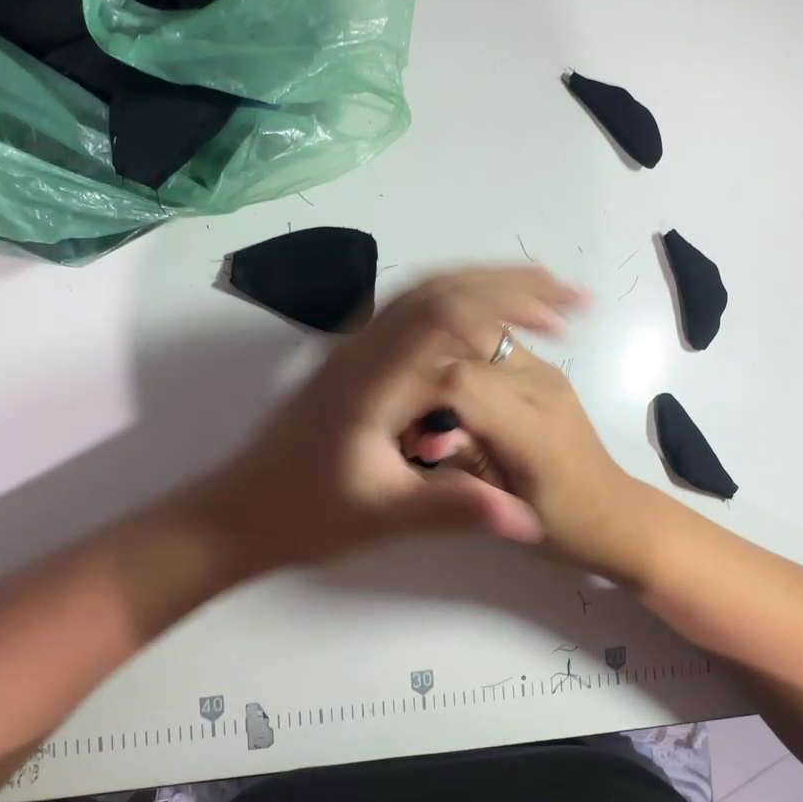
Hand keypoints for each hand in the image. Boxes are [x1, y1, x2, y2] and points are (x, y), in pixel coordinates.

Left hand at [185, 267, 582, 574]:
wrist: (236, 513)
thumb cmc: (305, 516)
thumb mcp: (383, 517)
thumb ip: (455, 508)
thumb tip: (530, 519)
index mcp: (372, 379)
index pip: (448, 315)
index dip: (511, 306)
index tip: (562, 321)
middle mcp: (361, 348)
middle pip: (440, 286)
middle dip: (508, 282)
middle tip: (567, 291)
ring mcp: (350, 348)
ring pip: (421, 290)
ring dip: (481, 282)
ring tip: (535, 290)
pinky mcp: (348, 359)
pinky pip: (408, 309)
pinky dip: (454, 298)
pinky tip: (478, 318)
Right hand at [420, 347, 659, 577]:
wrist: (616, 515)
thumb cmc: (562, 526)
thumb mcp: (508, 507)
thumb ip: (468, 463)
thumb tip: (424, 436)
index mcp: (533, 428)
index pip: (461, 381)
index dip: (419, 393)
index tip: (397, 422)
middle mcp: (541, 387)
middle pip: (467, 346)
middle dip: (426, 367)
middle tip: (406, 406)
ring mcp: (546, 372)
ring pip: (480, 332)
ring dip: (445, 349)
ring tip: (418, 384)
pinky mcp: (545, 369)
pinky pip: (494, 341)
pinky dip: (463, 350)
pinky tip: (443, 371)